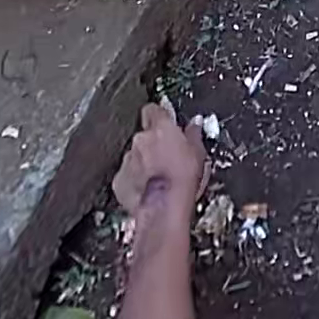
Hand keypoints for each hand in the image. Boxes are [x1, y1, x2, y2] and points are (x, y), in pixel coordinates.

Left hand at [111, 102, 206, 223]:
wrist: (165, 208)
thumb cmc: (183, 179)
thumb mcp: (198, 152)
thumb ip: (194, 133)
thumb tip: (195, 125)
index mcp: (160, 128)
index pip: (152, 110)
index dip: (158, 115)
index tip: (164, 121)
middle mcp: (140, 140)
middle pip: (144, 136)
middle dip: (153, 144)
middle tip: (167, 157)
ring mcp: (128, 160)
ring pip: (135, 156)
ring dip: (144, 163)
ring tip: (159, 178)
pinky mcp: (120, 181)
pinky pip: (127, 176)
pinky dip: (135, 181)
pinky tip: (148, 191)